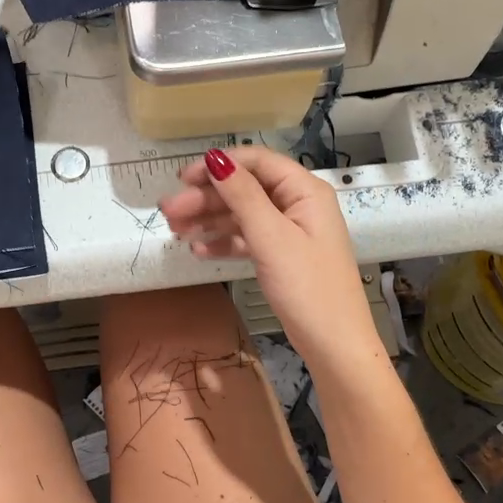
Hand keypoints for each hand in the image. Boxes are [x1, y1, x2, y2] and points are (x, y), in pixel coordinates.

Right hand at [160, 147, 379, 364]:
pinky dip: (224, 242)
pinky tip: (199, 250)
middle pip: (245, 189)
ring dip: (209, 220)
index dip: (219, 165)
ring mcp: (290, 233)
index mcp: (304, 191)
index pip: (257, 162)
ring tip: (175, 231)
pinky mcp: (282, 258)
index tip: (182, 179)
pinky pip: (248, 240)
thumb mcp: (271, 237)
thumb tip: (216, 158)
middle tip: (168, 212)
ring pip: (243, 216)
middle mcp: (299, 205)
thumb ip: (242, 196)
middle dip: (206, 198)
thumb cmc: (307, 287)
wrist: (333, 344)